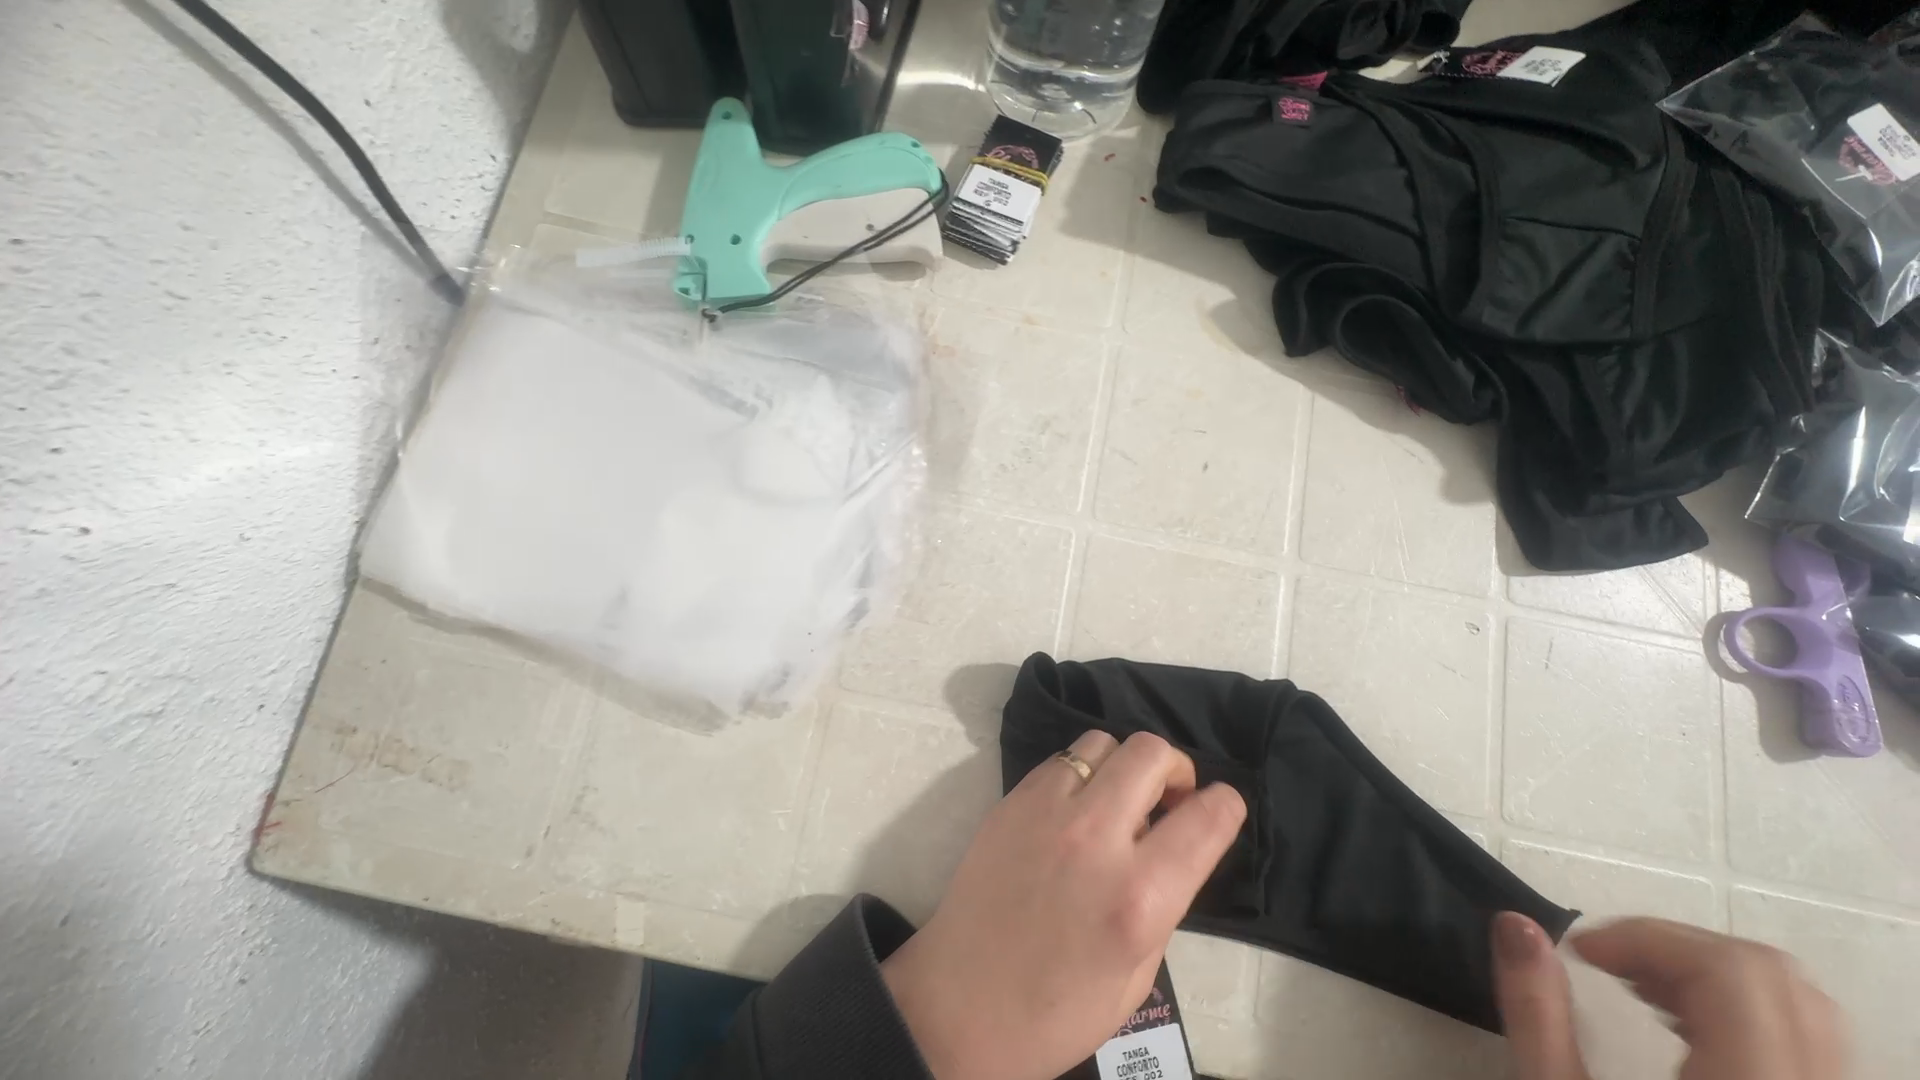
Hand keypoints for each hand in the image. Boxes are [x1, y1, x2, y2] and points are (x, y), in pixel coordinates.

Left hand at [880, 730, 1247, 1079]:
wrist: (958, 1007)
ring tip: (1116, 802)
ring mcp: (1044, 812)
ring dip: (1122, 766)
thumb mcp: (1138, 974)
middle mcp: (1094, 839)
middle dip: (1175, 769)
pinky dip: (1080, 774)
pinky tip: (1074, 810)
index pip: (1206, 818)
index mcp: (1138, 897)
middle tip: (1168, 799)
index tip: (1221, 808)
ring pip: (1102, 742)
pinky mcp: (1009, 803)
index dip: (1226, 806)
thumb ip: (1162, 900)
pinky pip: (1059, 761)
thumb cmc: (1056, 1012)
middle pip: (1151, 753)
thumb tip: (1170, 847)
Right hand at [1492, 912, 1847, 1079]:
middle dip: (1678, 948)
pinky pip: (1812, 1038)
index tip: (1582, 951)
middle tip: (1609, 965)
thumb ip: (1534, 1012)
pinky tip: (1684, 1027)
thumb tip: (1514, 924)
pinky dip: (1744, 1008)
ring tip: (1640, 990)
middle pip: (1773, 974)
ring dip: (1711, 974)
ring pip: (1803, 1003)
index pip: (1729, 967)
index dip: (1647, 937)